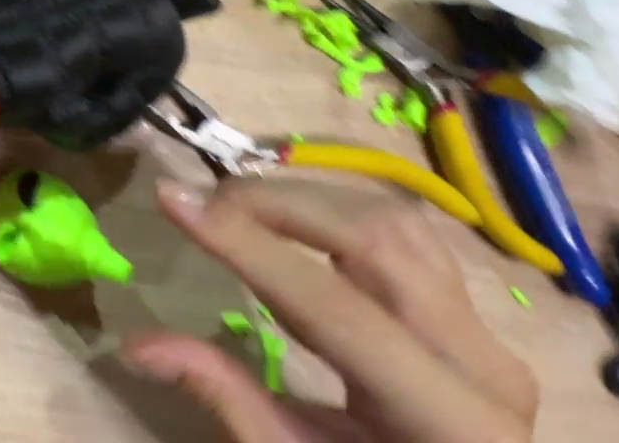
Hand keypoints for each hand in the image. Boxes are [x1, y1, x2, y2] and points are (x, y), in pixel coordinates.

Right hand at [123, 180, 537, 442]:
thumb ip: (226, 397)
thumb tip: (134, 345)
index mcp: (449, 421)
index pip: (333, 308)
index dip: (246, 246)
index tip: (171, 197)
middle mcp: (480, 362)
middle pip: (374, 241)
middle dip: (274, 204)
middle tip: (199, 201)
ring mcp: (484, 331)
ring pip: (392, 221)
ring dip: (304, 199)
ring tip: (235, 205)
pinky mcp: (470, 311)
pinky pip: (404, 233)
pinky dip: (334, 210)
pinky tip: (286, 222)